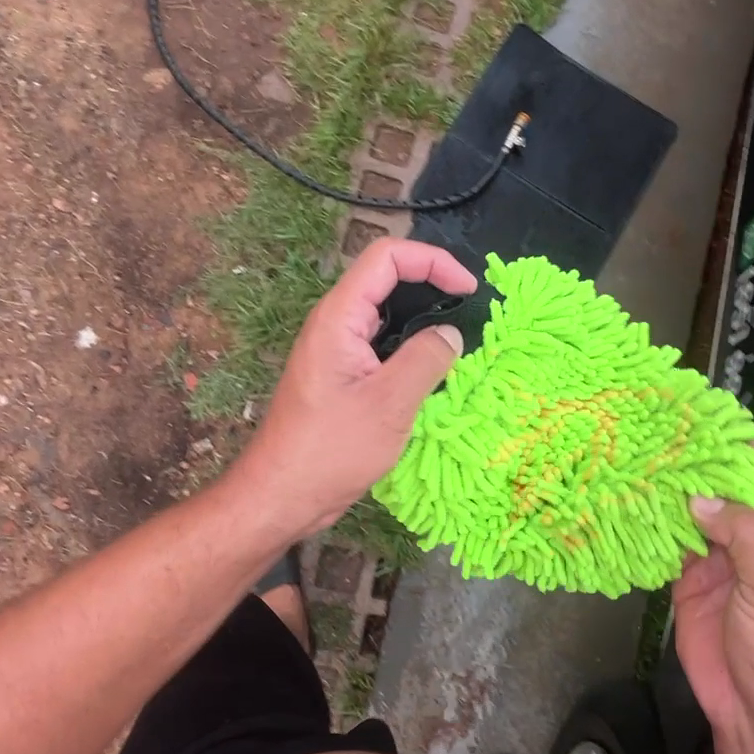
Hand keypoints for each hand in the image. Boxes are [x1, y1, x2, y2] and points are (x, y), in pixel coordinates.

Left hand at [230, 238, 473, 537]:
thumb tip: (452, 334)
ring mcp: (336, 351)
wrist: (282, 495)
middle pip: (387, 281)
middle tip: (471, 315)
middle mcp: (335, 324)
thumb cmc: (331, 449)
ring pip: (386, 317)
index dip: (433, 261)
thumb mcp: (390, 403)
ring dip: (424, 323)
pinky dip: (411, 351)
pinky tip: (433, 375)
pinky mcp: (342, 377)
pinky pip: (381, 348)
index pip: (387, 258)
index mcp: (339, 317)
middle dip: (432, 287)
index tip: (470, 289)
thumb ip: (426, 359)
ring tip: (460, 345)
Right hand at [673, 435, 753, 748]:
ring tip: (656, 472)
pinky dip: (660, 523)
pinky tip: (642, 508)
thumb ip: (745, 538)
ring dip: (685, 492)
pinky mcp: (693, 576)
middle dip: (719, 465)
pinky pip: (677, 539)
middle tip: (684, 452)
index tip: (743, 447)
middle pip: (746, 483)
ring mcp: (728, 556)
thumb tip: (702, 499)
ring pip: (708, 508)